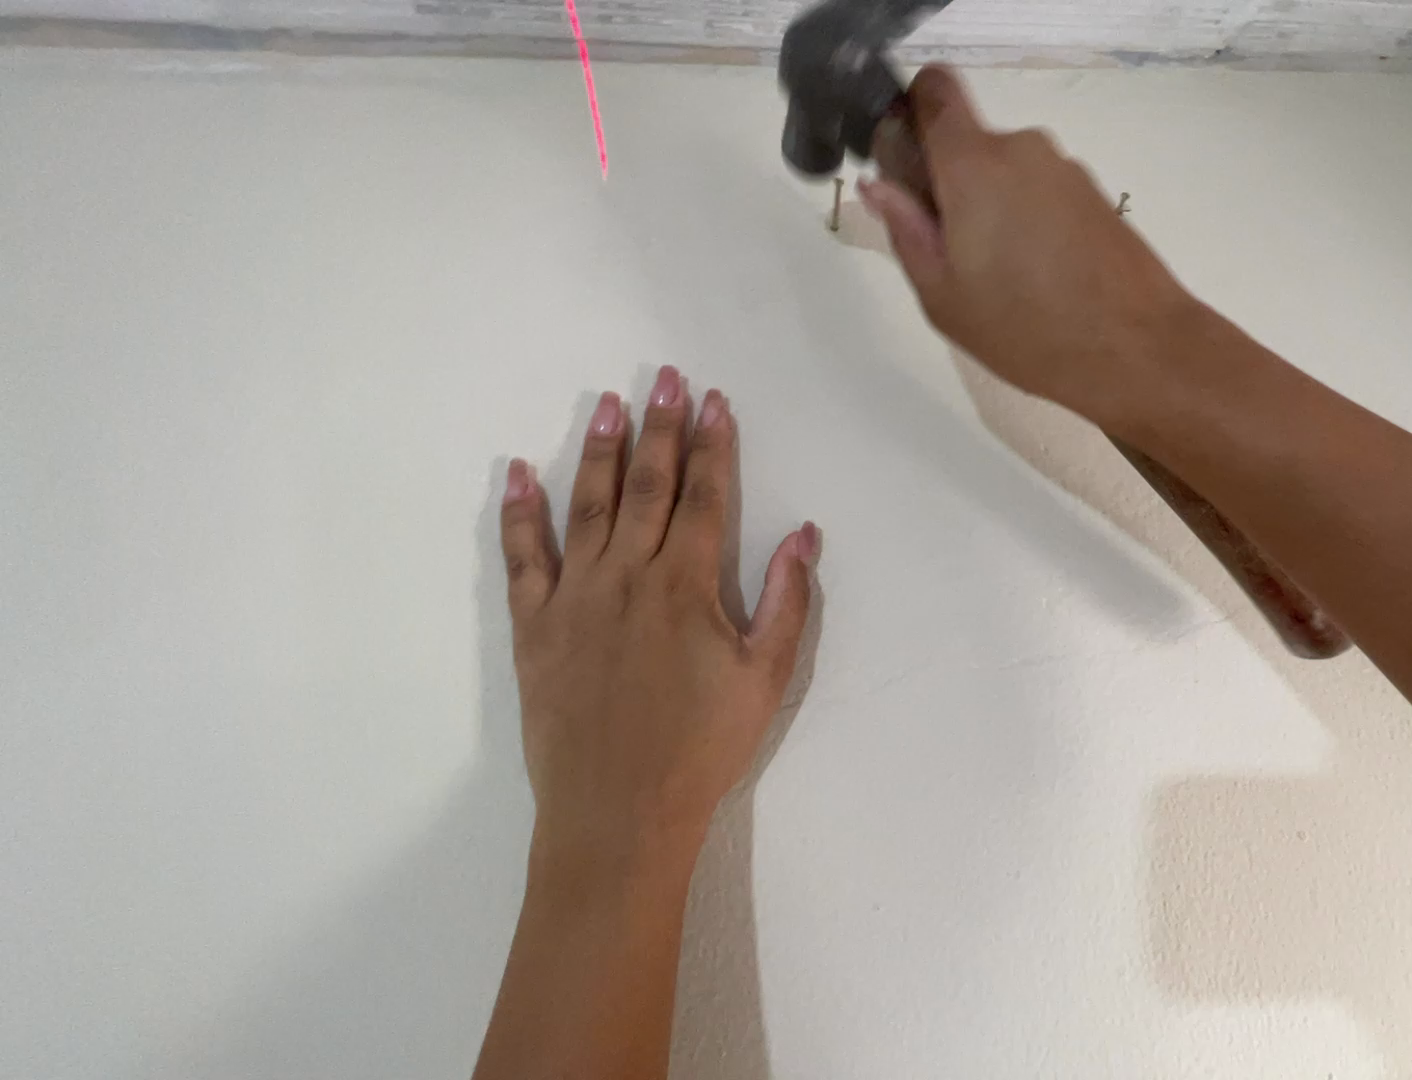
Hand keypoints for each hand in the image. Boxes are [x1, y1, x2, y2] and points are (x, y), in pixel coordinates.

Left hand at [498, 369, 818, 872]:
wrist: (619, 815)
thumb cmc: (704, 747)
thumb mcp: (768, 678)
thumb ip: (788, 601)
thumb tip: (804, 534)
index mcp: (686, 587)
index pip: (703, 498)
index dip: (712, 446)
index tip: (714, 401)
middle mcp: (627, 577)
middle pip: (646, 486)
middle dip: (660, 428)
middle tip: (664, 376)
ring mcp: (574, 599)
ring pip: (587, 507)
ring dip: (599, 451)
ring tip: (607, 402)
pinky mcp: (534, 628)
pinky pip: (523, 558)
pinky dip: (520, 513)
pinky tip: (517, 472)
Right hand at [860, 66, 1199, 430]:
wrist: (1136, 348)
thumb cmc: (1025, 331)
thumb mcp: (943, 297)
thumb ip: (906, 232)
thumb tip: (880, 187)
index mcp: (974, 165)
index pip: (933, 91)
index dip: (911, 117)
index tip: (909, 172)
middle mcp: (1023, 150)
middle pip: (971, 146)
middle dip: (953, 189)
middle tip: (957, 260)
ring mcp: (1067, 171)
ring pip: (1009, 176)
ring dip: (994, 213)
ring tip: (1004, 284)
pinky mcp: (1097, 197)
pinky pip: (1044, 196)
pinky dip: (1031, 225)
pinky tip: (1041, 283)